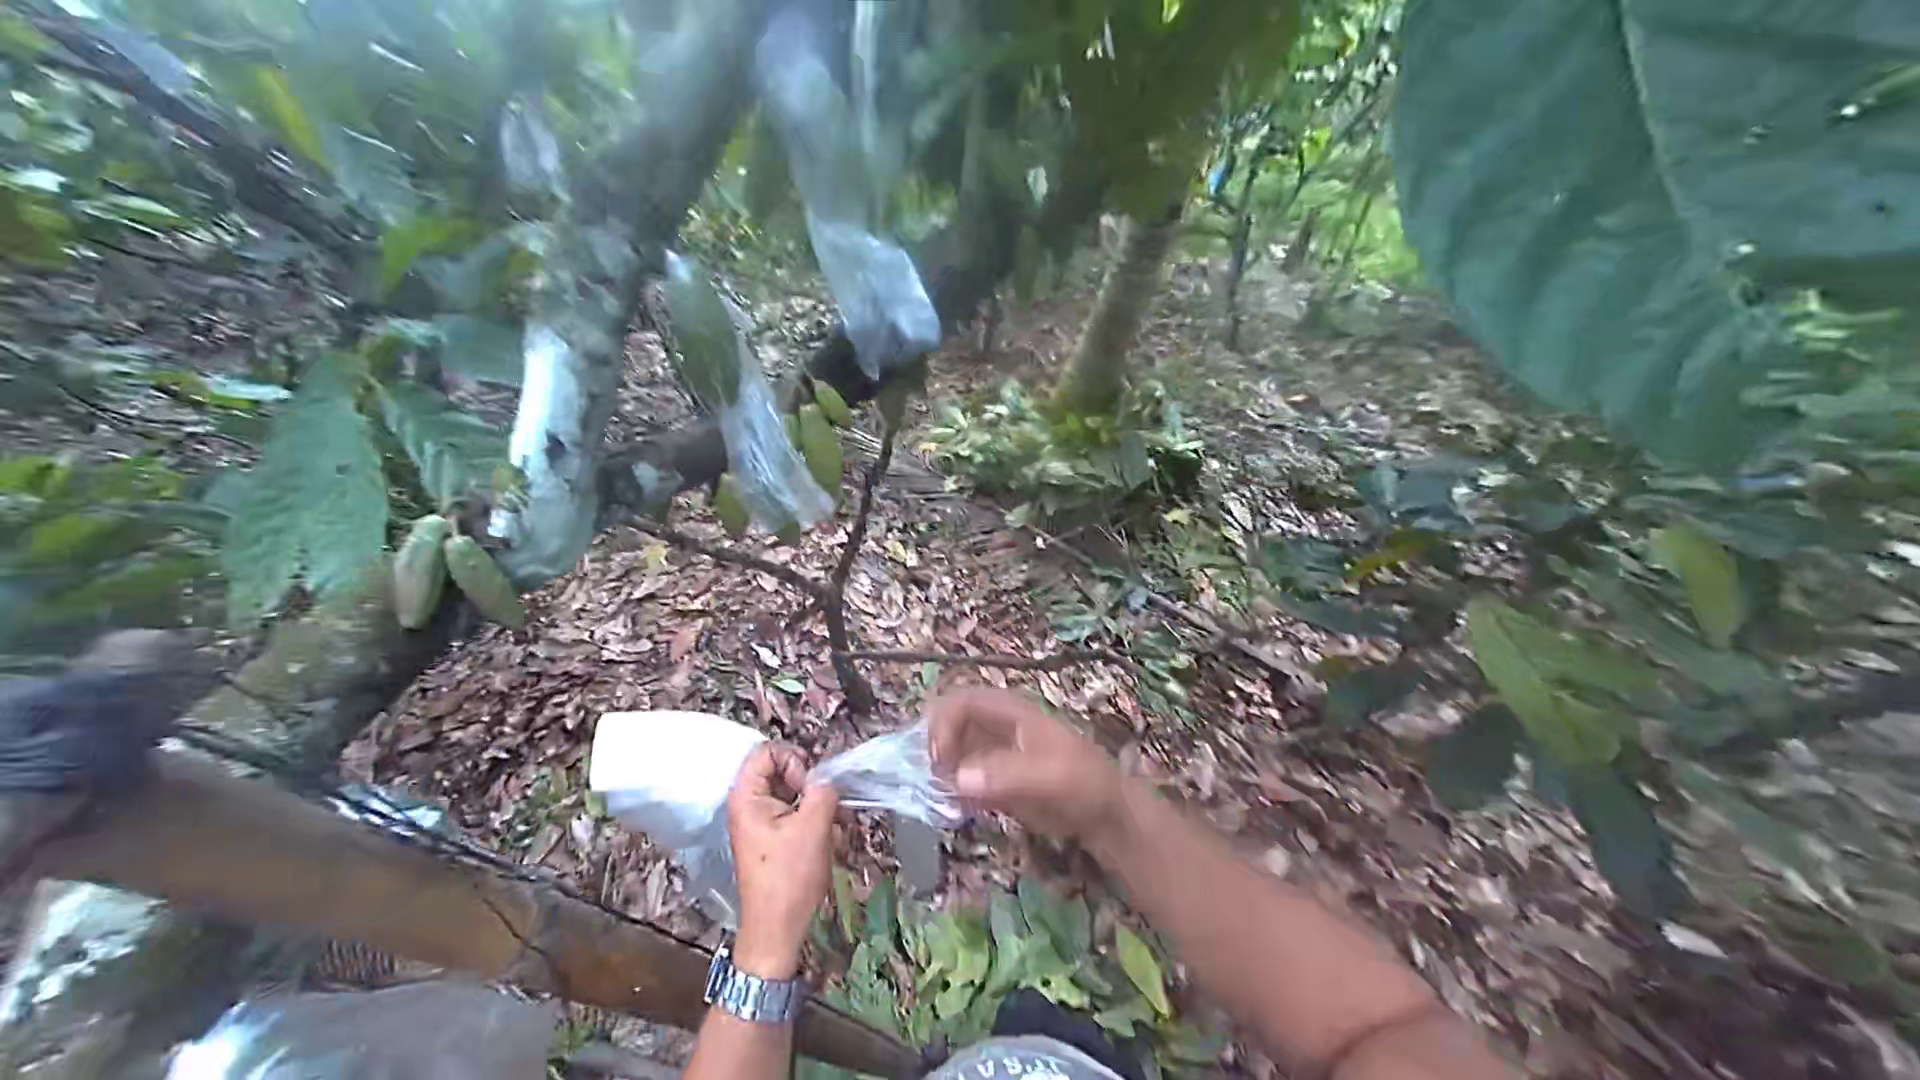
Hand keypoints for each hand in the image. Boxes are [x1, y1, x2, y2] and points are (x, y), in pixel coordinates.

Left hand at [726, 742, 839, 977]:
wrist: (777, 931)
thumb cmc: (789, 877)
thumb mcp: (813, 826)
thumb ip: (822, 790)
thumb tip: (827, 777)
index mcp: (746, 796)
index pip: (767, 751)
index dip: (793, 759)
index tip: (809, 786)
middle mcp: (749, 804)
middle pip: (782, 769)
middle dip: (811, 783)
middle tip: (828, 804)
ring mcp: (761, 821)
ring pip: (793, 792)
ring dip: (818, 803)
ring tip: (837, 825)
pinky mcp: (773, 837)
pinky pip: (796, 812)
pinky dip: (815, 819)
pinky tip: (832, 838)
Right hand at [927, 688, 1125, 842]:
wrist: (1106, 816)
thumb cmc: (1083, 784)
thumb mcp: (1050, 777)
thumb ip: (1004, 775)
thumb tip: (956, 778)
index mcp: (1011, 712)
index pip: (963, 702)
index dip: (944, 724)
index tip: (938, 759)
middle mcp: (997, 727)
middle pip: (951, 721)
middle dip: (935, 744)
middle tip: (932, 776)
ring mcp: (995, 753)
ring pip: (952, 749)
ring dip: (940, 769)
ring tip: (940, 795)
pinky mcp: (995, 779)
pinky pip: (962, 776)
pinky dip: (952, 788)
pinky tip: (954, 806)